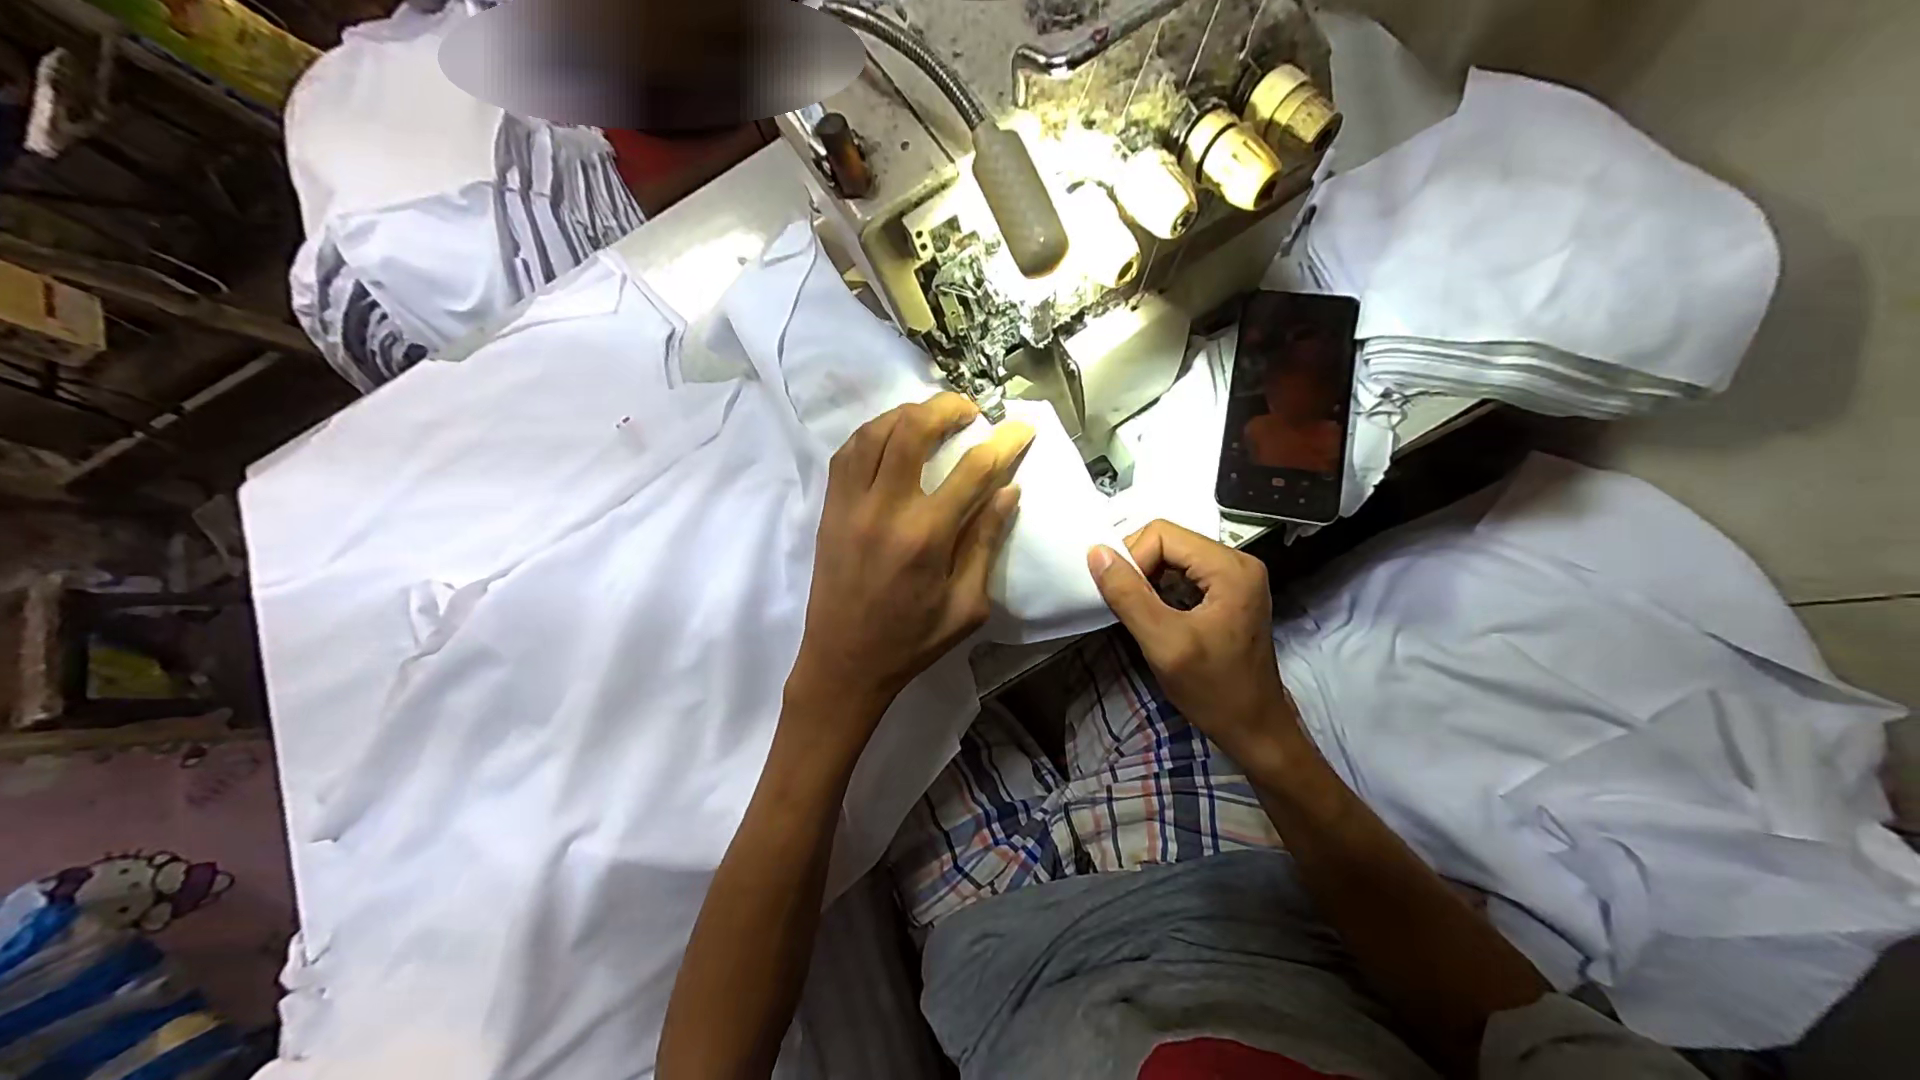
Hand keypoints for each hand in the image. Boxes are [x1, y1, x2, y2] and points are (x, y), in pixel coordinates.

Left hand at [789, 392, 1031, 745]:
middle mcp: (885, 509)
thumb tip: (1008, 491)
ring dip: (906, 414)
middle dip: (947, 408)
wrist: (843, 661)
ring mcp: (850, 505)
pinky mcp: (829, 509)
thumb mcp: (967, 605)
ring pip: (874, 432)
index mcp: (926, 537)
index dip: (1004, 442)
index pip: (973, 470)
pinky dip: (872, 433)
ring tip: (931, 417)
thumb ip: (986, 542)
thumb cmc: (912, 640)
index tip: (1021, 428)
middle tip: (968, 411)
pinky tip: (890, 437)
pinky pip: (846, 453)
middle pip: (913, 430)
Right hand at [1087, 520, 1299, 766]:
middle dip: (1138, 568)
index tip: (1120, 596)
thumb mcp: (1164, 644)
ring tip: (1138, 612)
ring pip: (1173, 557)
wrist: (1255, 729)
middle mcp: (1237, 562)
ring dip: (1147, 579)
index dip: (1132, 559)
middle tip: (1125, 604)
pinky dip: (1161, 588)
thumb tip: (1097, 554)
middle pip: (1169, 541)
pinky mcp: (1228, 593)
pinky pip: (1184, 574)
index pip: (1162, 535)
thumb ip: (1129, 595)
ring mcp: (1235, 578)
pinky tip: (1155, 615)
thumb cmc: (1214, 690)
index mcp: (1230, 568)